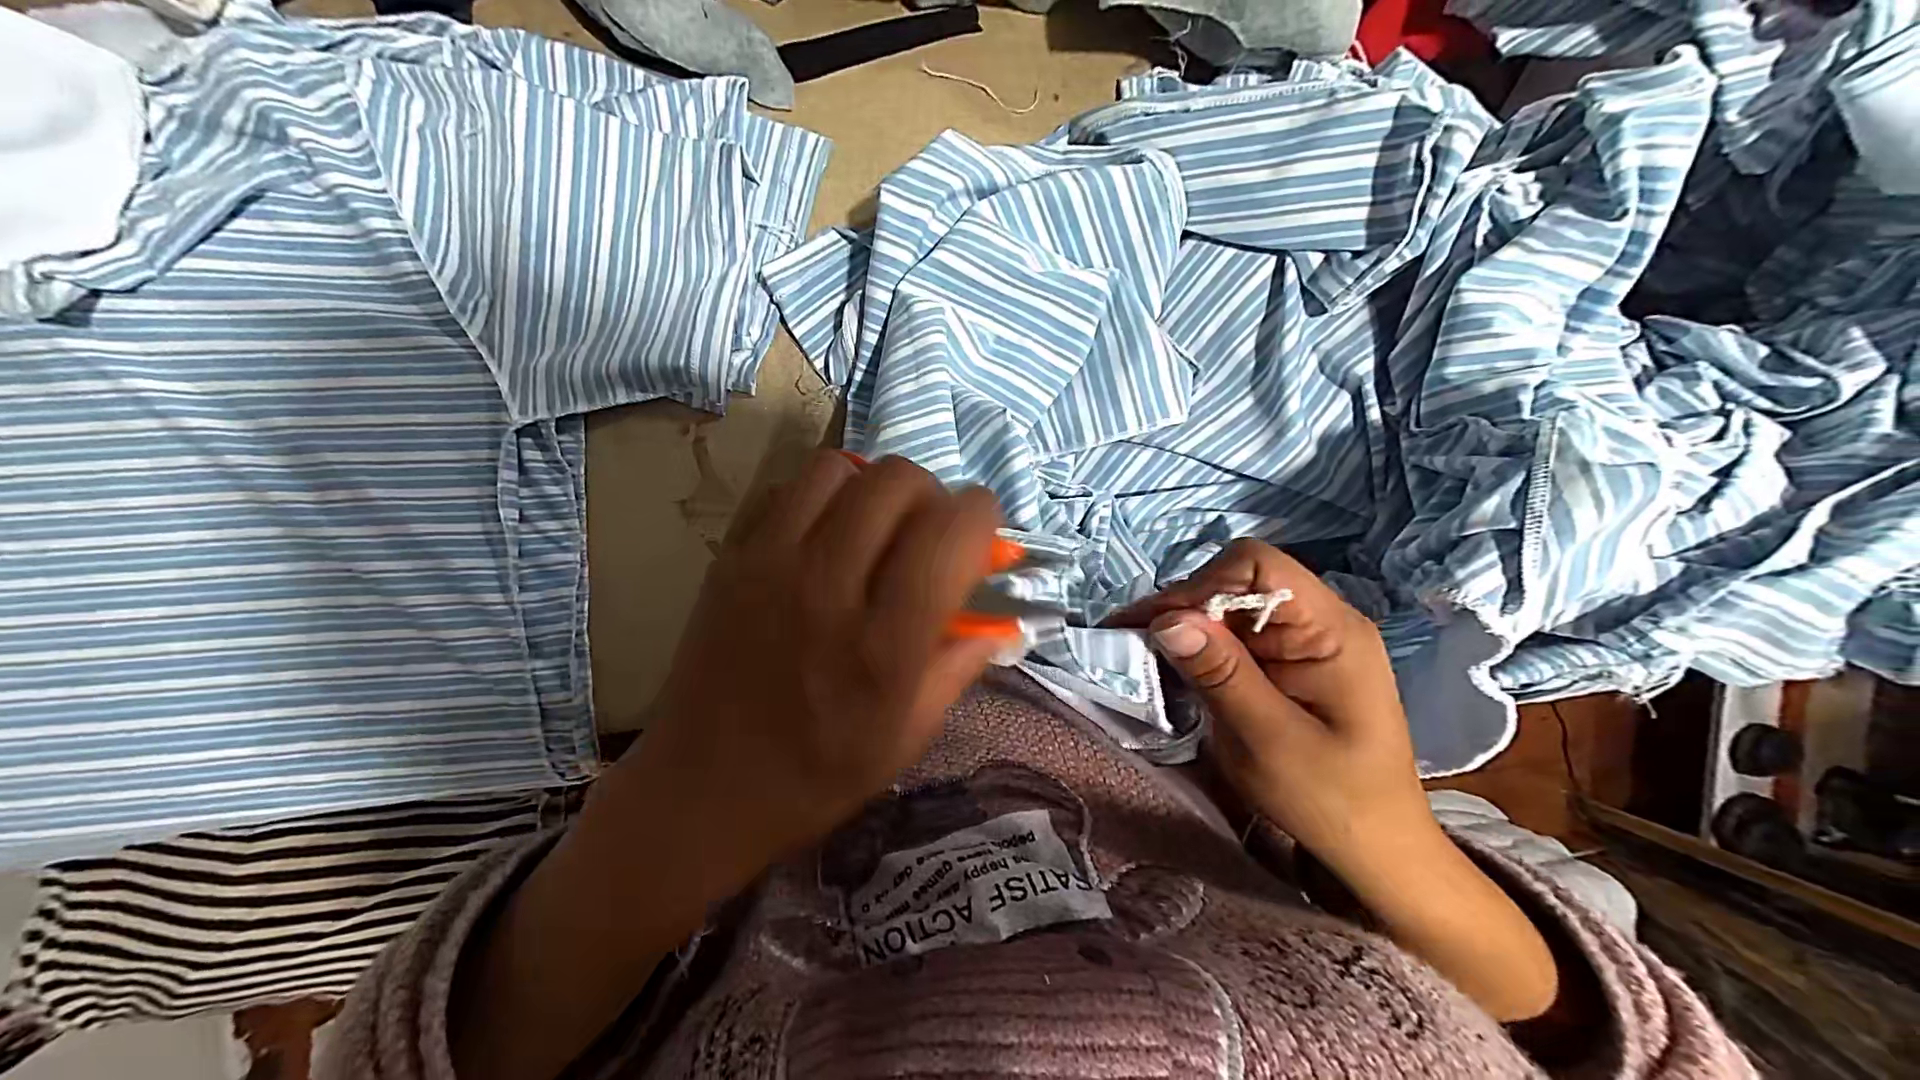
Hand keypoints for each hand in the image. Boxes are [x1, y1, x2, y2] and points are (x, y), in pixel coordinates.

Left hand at [450, 451, 1010, 1079]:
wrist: (702, 789)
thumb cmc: (818, 774)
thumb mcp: (910, 736)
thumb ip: (959, 665)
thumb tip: (999, 618)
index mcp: (884, 644)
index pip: (949, 534)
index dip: (981, 517)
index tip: (982, 536)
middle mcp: (827, 586)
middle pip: (897, 481)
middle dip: (932, 495)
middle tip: (928, 534)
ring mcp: (769, 563)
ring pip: (839, 468)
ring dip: (873, 487)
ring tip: (876, 528)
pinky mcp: (730, 557)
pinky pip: (785, 488)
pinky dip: (820, 495)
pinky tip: (824, 535)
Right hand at [1111, 539, 1558, 1021]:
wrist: (1375, 849)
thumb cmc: (1333, 801)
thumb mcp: (1269, 741)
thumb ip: (1221, 674)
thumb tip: (1166, 619)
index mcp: (1332, 630)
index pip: (1259, 567)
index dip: (1204, 586)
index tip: (1163, 628)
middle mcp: (1319, 622)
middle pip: (1238, 582)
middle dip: (1184, 606)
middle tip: (1132, 640)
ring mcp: (1303, 642)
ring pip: (1229, 608)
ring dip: (1185, 626)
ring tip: (1140, 650)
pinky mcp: (1285, 662)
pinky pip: (1233, 636)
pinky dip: (1197, 646)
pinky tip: (1171, 664)